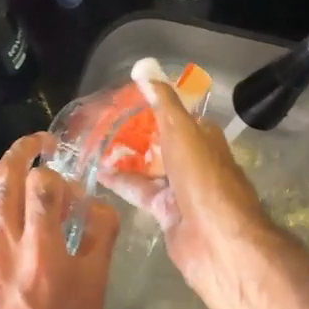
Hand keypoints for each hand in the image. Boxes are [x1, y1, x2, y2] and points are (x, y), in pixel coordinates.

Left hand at [0, 133, 119, 308]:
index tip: (66, 177)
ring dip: (9, 190)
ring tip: (27, 201)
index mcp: (41, 253)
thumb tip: (94, 200)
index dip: (56, 172)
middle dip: (23, 151)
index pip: (42, 183)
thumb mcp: (97, 283)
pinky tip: (9, 241)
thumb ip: (99, 231)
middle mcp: (1, 248)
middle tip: (40, 146)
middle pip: (4, 177)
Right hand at [108, 82, 274, 300]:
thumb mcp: (182, 131)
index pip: (176, 113)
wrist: (218, 241)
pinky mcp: (167, 213)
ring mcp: (181, 189)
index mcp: (203, 137)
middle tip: (97, 123)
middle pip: (160, 141)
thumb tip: (144, 68)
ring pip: (149, 168)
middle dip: (133, 133)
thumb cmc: (203, 180)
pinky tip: (98, 175)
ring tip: (90, 146)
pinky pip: (142, 193)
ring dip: (125, 158)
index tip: (121, 97)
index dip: (152, 104)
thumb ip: (162, 102)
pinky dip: (123, 184)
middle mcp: (194, 160)